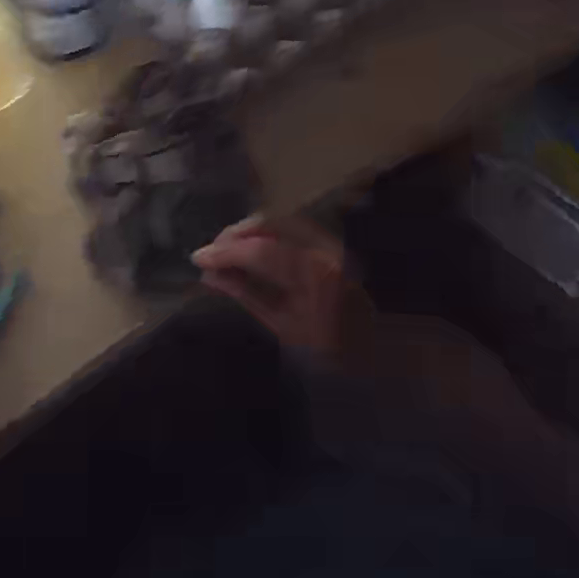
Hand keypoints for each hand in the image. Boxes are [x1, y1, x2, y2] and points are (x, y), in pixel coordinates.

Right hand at [191, 215, 357, 364]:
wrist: (380, 356)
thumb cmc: (331, 351)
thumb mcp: (282, 326)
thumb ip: (245, 294)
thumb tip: (209, 275)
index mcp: (316, 274)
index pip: (258, 250)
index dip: (223, 252)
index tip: (198, 259)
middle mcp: (327, 249)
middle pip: (270, 224)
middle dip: (234, 235)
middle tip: (212, 253)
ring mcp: (333, 243)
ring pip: (281, 220)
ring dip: (249, 231)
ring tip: (228, 250)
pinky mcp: (333, 244)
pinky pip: (293, 227)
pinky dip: (267, 233)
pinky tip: (252, 248)